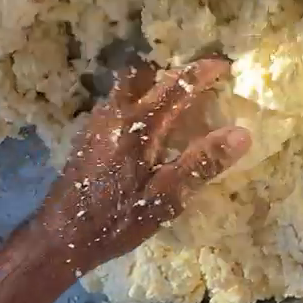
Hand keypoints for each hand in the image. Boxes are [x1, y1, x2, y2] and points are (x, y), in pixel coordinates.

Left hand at [30, 57, 250, 279]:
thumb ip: (203, 162)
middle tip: (197, 85)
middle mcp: (115, 114)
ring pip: (126, 87)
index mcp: (139, 125)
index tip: (225, 66)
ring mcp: (97, 124)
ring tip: (174, 104)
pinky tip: (146, 130)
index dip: (203, 72)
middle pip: (145, 74)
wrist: (60, 236)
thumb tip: (242, 134)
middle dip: (173, 73)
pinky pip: (116, 104)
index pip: (177, 85)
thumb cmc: (117, 219)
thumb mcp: (167, 197)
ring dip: (151, 85)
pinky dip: (136, 102)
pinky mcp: (87, 137)